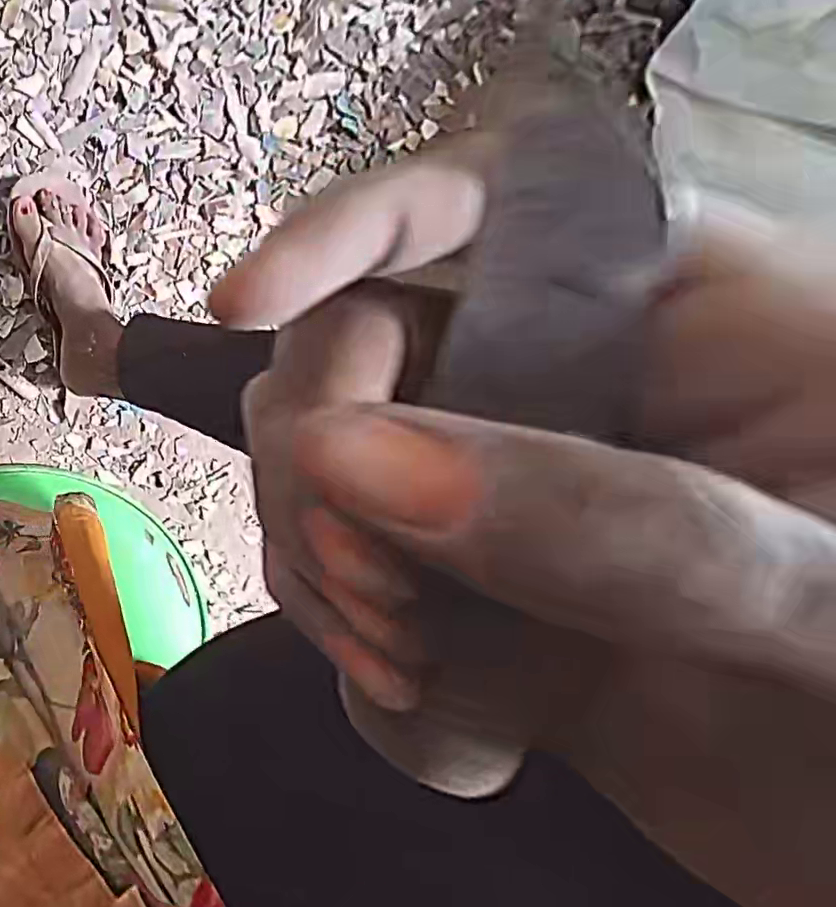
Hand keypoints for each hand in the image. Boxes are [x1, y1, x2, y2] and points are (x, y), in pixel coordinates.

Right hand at [224, 137, 835, 906]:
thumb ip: (612, 523)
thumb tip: (338, 454)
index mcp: (665, 305)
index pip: (471, 206)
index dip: (337, 234)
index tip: (240, 306)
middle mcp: (525, 365)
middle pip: (330, 352)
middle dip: (313, 465)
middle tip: (369, 584)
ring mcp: (449, 464)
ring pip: (295, 458)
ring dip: (318, 562)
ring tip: (411, 668)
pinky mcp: (408, 551)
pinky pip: (308, 554)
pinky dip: (336, 630)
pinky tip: (423, 700)